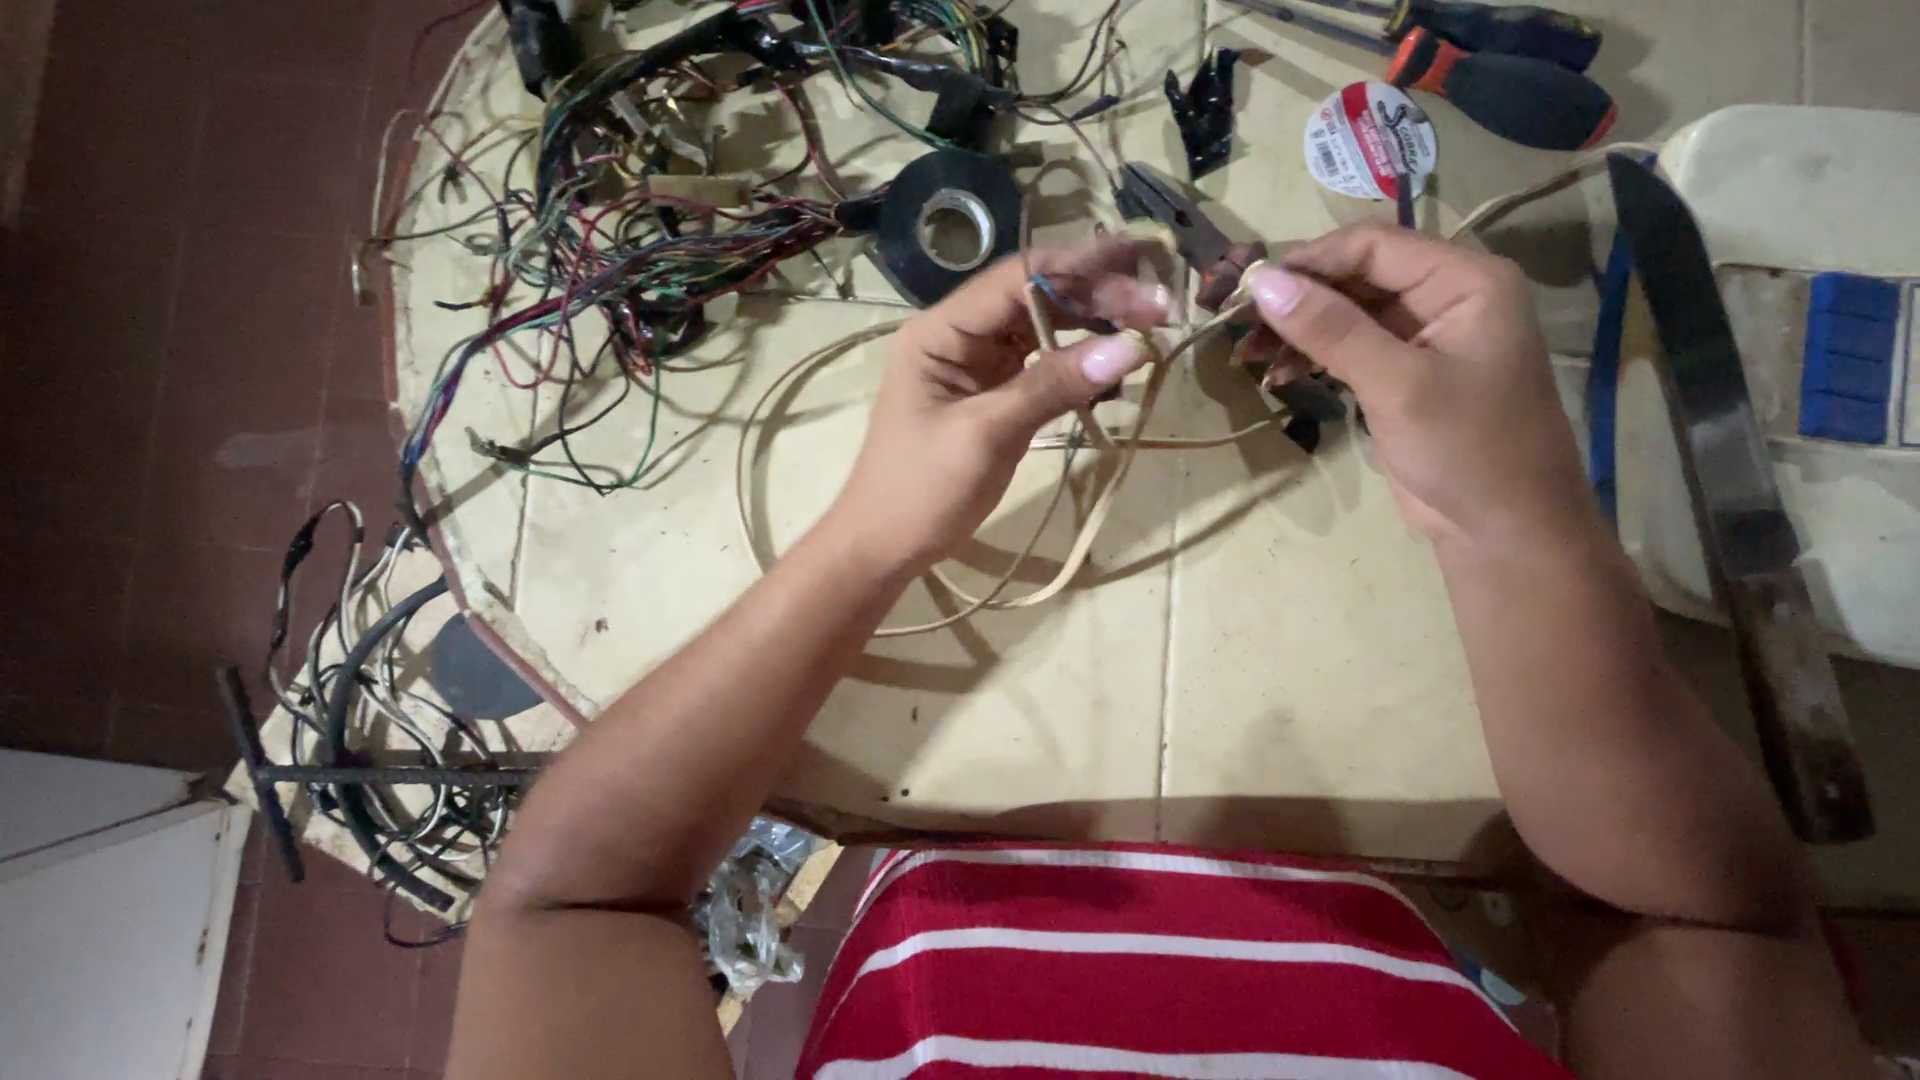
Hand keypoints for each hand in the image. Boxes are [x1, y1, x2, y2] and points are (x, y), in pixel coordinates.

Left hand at [820, 235, 1174, 573]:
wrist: (886, 544)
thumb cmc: (921, 489)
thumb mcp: (987, 434)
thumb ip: (1054, 385)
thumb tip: (1131, 347)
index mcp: (941, 330)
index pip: (1017, 277)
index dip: (1082, 270)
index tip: (1142, 272)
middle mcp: (959, 335)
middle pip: (1035, 296)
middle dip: (1096, 295)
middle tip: (1160, 309)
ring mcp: (976, 365)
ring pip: (1042, 327)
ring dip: (1092, 325)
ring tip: (1148, 327)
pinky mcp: (992, 394)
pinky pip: (1041, 364)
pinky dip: (1077, 362)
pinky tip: (1113, 363)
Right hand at [1236, 223, 1599, 553]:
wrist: (1505, 527)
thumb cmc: (1467, 448)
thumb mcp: (1396, 384)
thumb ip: (1331, 330)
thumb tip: (1263, 282)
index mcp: (1464, 281)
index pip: (1371, 247)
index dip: (1307, 262)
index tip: (1247, 290)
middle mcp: (1446, 297)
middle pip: (1355, 278)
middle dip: (1296, 300)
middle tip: (1238, 327)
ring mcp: (1424, 337)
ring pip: (1346, 314)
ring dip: (1297, 332)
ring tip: (1248, 356)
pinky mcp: (1405, 374)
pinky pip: (1350, 349)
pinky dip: (1313, 359)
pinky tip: (1279, 377)